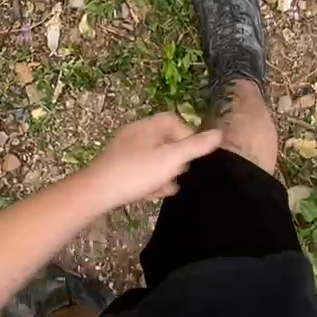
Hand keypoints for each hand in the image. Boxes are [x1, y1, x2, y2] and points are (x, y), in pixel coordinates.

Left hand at [73, 114, 222, 211]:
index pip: (175, 122)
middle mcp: (136, 133)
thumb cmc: (137, 172)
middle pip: (164, 140)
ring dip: (164, 172)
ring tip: (170, 188)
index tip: (195, 157)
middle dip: (177, 158)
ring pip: (152, 157)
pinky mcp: (116, 167)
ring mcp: (124, 150)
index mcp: (149, 125)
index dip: (189, 138)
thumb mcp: (172, 159)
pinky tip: (153, 194)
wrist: (96, 192)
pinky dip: (149, 180)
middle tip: (182, 174)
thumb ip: (196, 146)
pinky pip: (139, 170)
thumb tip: (219, 133)